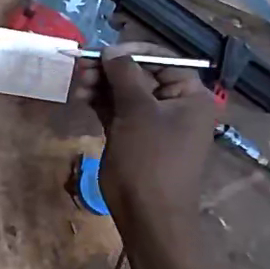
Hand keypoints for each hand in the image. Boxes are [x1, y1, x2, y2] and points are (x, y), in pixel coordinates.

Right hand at [74, 43, 217, 214]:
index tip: (104, 51)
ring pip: (125, 92)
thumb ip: (124, 75)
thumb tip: (111, 50)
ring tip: (78, 83)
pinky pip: (117, 110)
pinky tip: (80, 96)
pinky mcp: (134, 137)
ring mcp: (154, 123)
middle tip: (82, 66)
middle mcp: (176, 105)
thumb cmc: (151, 160)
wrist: (149, 218)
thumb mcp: (138, 111)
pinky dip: (100, 102)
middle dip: (110, 70)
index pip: (162, 59)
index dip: (132, 52)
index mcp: (191, 95)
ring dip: (101, 85)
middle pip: (141, 75)